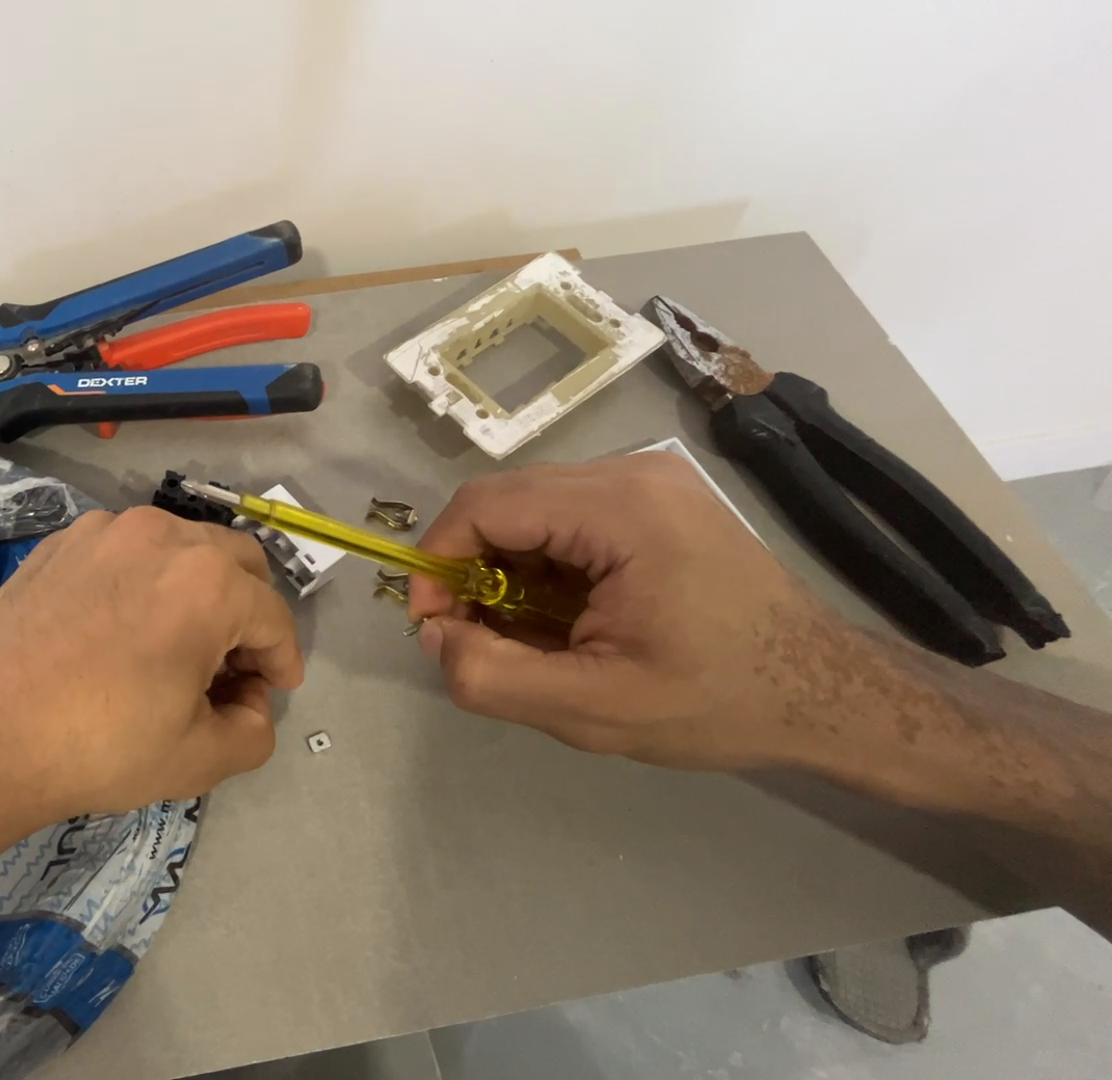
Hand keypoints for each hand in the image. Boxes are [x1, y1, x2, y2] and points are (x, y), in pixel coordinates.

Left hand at [0, 507, 303, 825]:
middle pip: (237, 564)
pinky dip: (143, 581)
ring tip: (174, 646)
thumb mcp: (199, 758)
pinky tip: (119, 629)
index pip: (272, 617)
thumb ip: (255, 730)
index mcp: (208, 582)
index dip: (282, 659)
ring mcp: (105, 530)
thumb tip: (250, 702)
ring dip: (197, 591)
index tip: (273, 690)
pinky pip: (126, 551)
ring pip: (180, 548)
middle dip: (247, 614)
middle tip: (230, 667)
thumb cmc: (99, 746)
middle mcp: (162, 536)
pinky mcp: (61, 542)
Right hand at [407, 453, 859, 770]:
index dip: (437, 561)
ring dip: (498, 567)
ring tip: (517, 630)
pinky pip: (557, 516)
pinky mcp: (650, 497)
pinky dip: (534, 563)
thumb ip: (492, 676)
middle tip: (471, 633)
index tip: (432, 624)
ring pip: (524, 509)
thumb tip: (433, 634)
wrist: (829, 694)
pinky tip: (556, 611)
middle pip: (500, 502)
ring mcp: (645, 479)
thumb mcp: (593, 709)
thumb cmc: (719, 702)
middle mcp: (630, 472)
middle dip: (466, 567)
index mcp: (621, 509)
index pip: (484, 505)